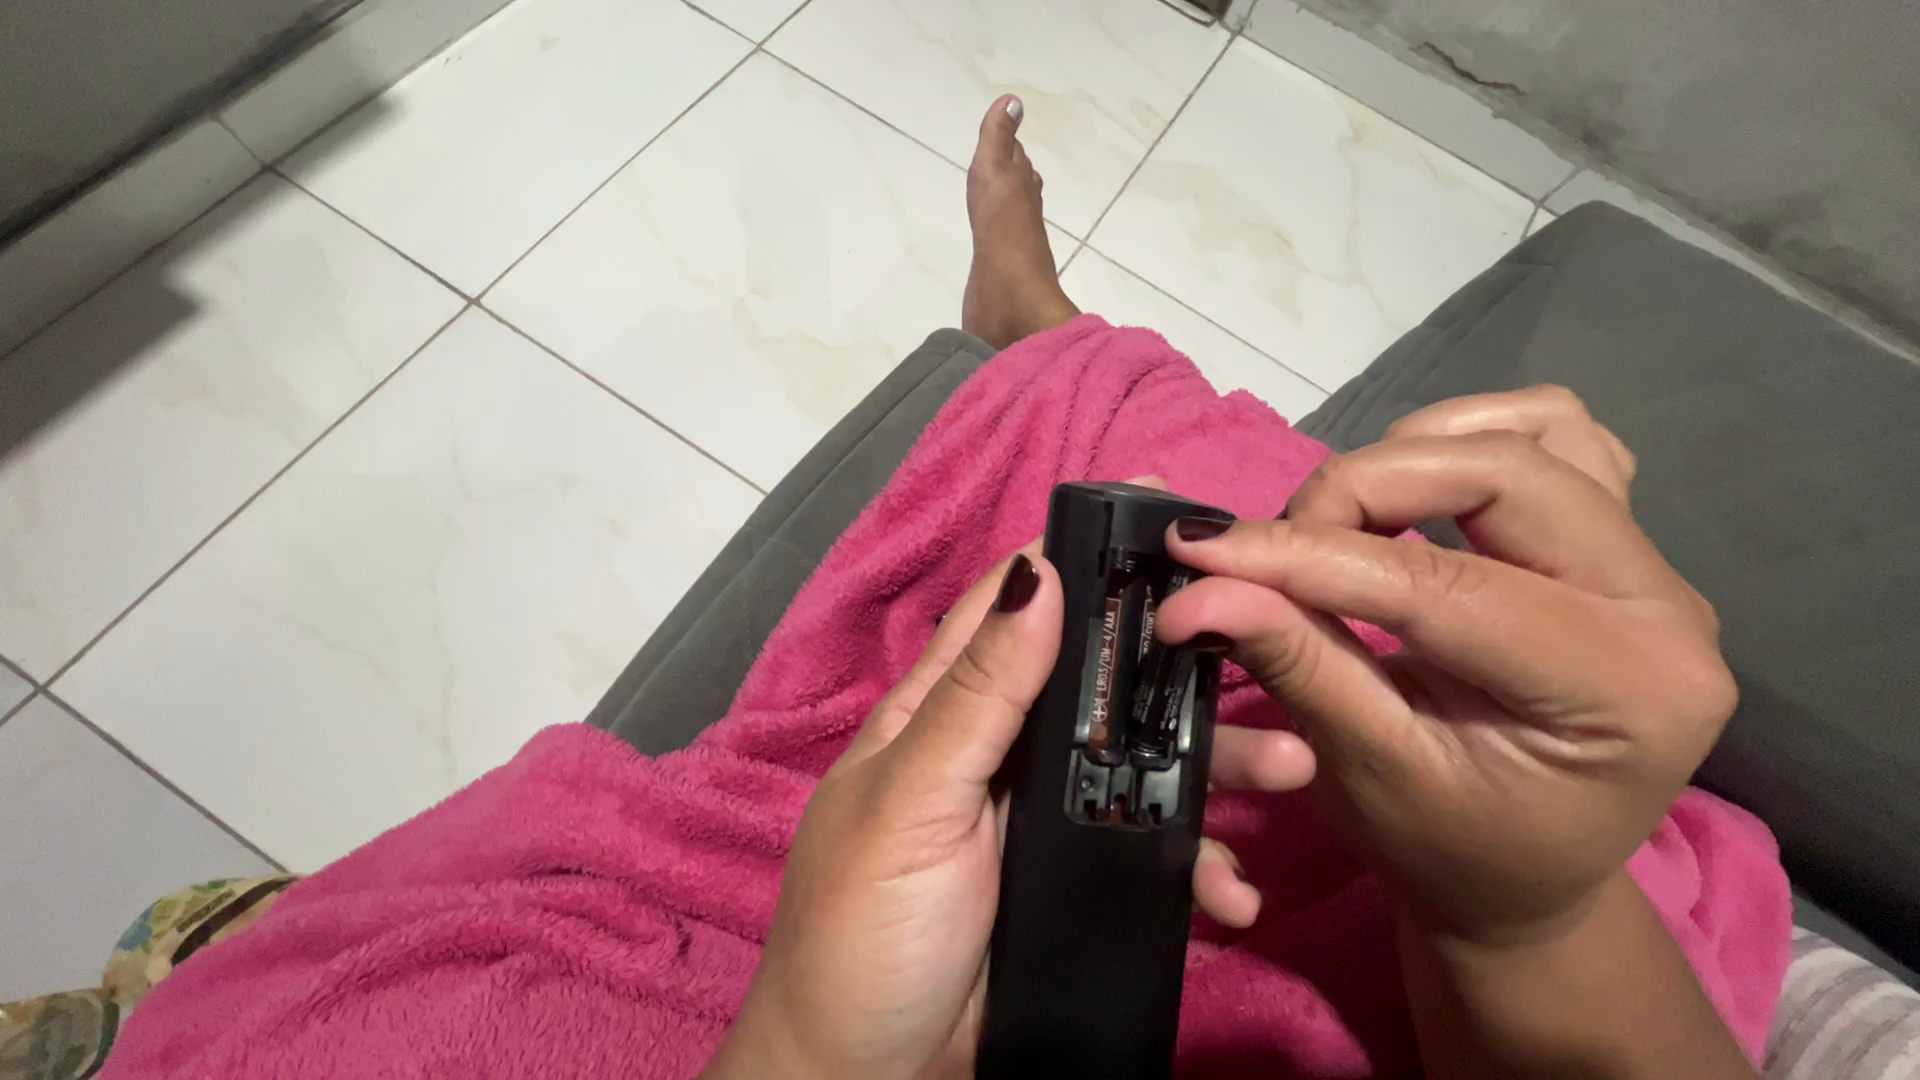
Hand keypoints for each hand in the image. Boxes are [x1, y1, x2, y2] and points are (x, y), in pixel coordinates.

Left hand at [705, 536, 1315, 1079]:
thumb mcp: (914, 799)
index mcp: (945, 709)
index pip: (1012, 609)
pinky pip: (1144, 851)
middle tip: (1262, 658)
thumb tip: (1037, 577)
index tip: (1155, 527)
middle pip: (1096, 686)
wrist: (870, 1077)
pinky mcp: (1073, 879)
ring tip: (1284, 776)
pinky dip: (1191, 863)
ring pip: (1135, 765)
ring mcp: (1040, 815)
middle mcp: (998, 747)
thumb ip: (977, 696)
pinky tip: (1229, 890)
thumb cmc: (869, 925)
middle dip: (1175, 675)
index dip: (1071, 561)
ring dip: (1209, 768)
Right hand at [1156, 386, 1736, 947]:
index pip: (1439, 582)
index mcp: (1617, 689)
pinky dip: (1460, 442)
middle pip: (1500, 471)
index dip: (1303, 555)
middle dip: (1357, 491)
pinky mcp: (1613, 544)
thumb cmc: (1448, 848)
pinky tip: (1409, 491)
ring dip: (1407, 457)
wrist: (1521, 877)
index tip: (1197, 548)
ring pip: (1530, 433)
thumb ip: (1293, 663)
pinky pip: (1555, 436)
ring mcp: (1648, 564)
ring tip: (1337, 524)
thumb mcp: (1364, 769)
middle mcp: (1660, 607)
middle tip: (1274, 548)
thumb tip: (1197, 591)